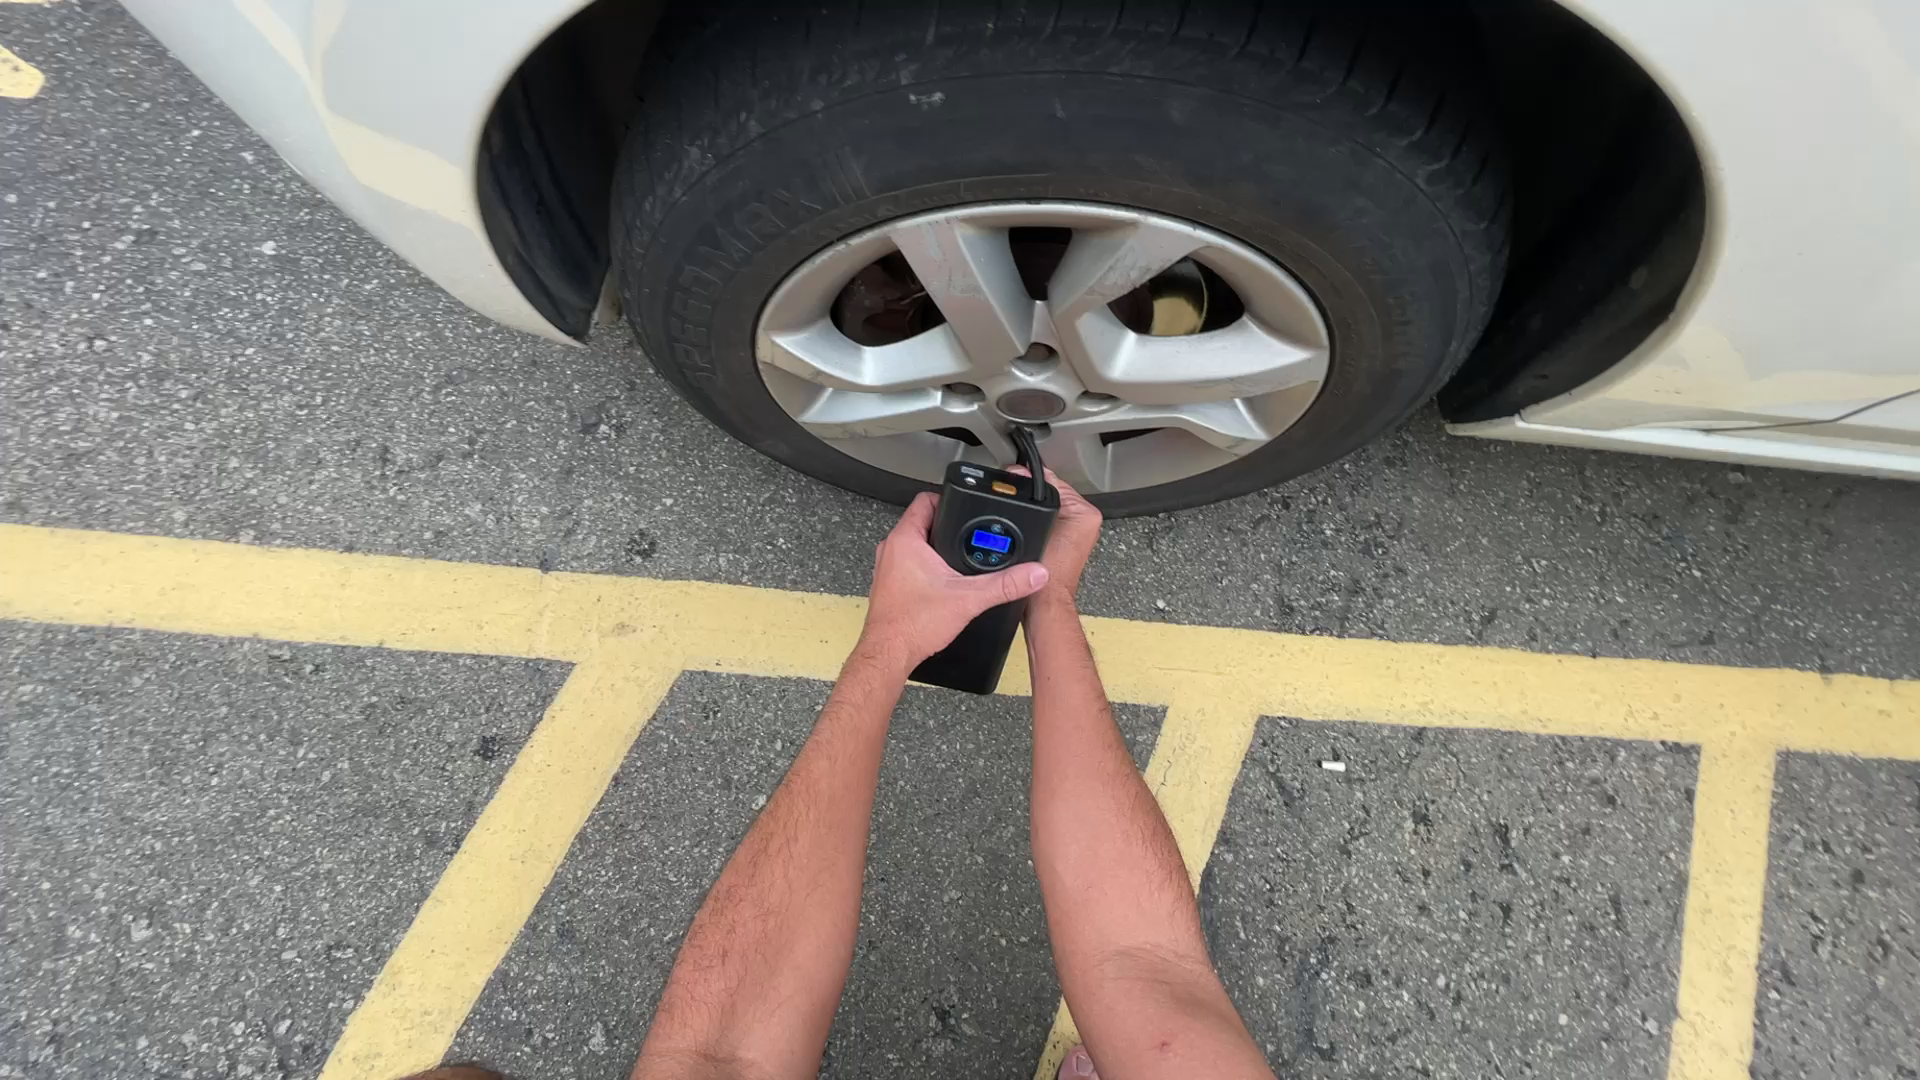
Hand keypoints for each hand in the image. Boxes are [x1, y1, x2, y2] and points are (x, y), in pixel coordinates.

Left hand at [858, 492, 1050, 667]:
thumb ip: (1005, 584)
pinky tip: (943, 580)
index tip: (967, 506)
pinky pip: (908, 562)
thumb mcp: (968, 599)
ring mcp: (887, 566)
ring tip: (958, 555)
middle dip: (948, 525)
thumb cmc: (912, 625)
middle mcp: (891, 549)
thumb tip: (1032, 573)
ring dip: (936, 545)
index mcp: (906, 540)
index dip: (949, 499)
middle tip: (969, 533)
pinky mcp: (889, 583)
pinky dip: (926, 564)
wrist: (889, 655)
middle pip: (922, 521)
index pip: (925, 500)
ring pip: (915, 542)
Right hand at [1012, 468, 1102, 601]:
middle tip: (1013, 492)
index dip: (1033, 478)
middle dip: (1032, 493)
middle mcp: (1085, 522)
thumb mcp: (1042, 523)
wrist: (1043, 600)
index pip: (1056, 482)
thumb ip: (1038, 496)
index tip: (1016, 475)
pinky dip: (1035, 520)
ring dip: (1032, 507)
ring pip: (1048, 507)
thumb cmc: (1046, 573)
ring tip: (1019, 510)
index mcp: (1086, 514)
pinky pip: (1047, 520)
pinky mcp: (1063, 541)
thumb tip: (1026, 475)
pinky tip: (1024, 525)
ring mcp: (1075, 532)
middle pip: (1052, 493)